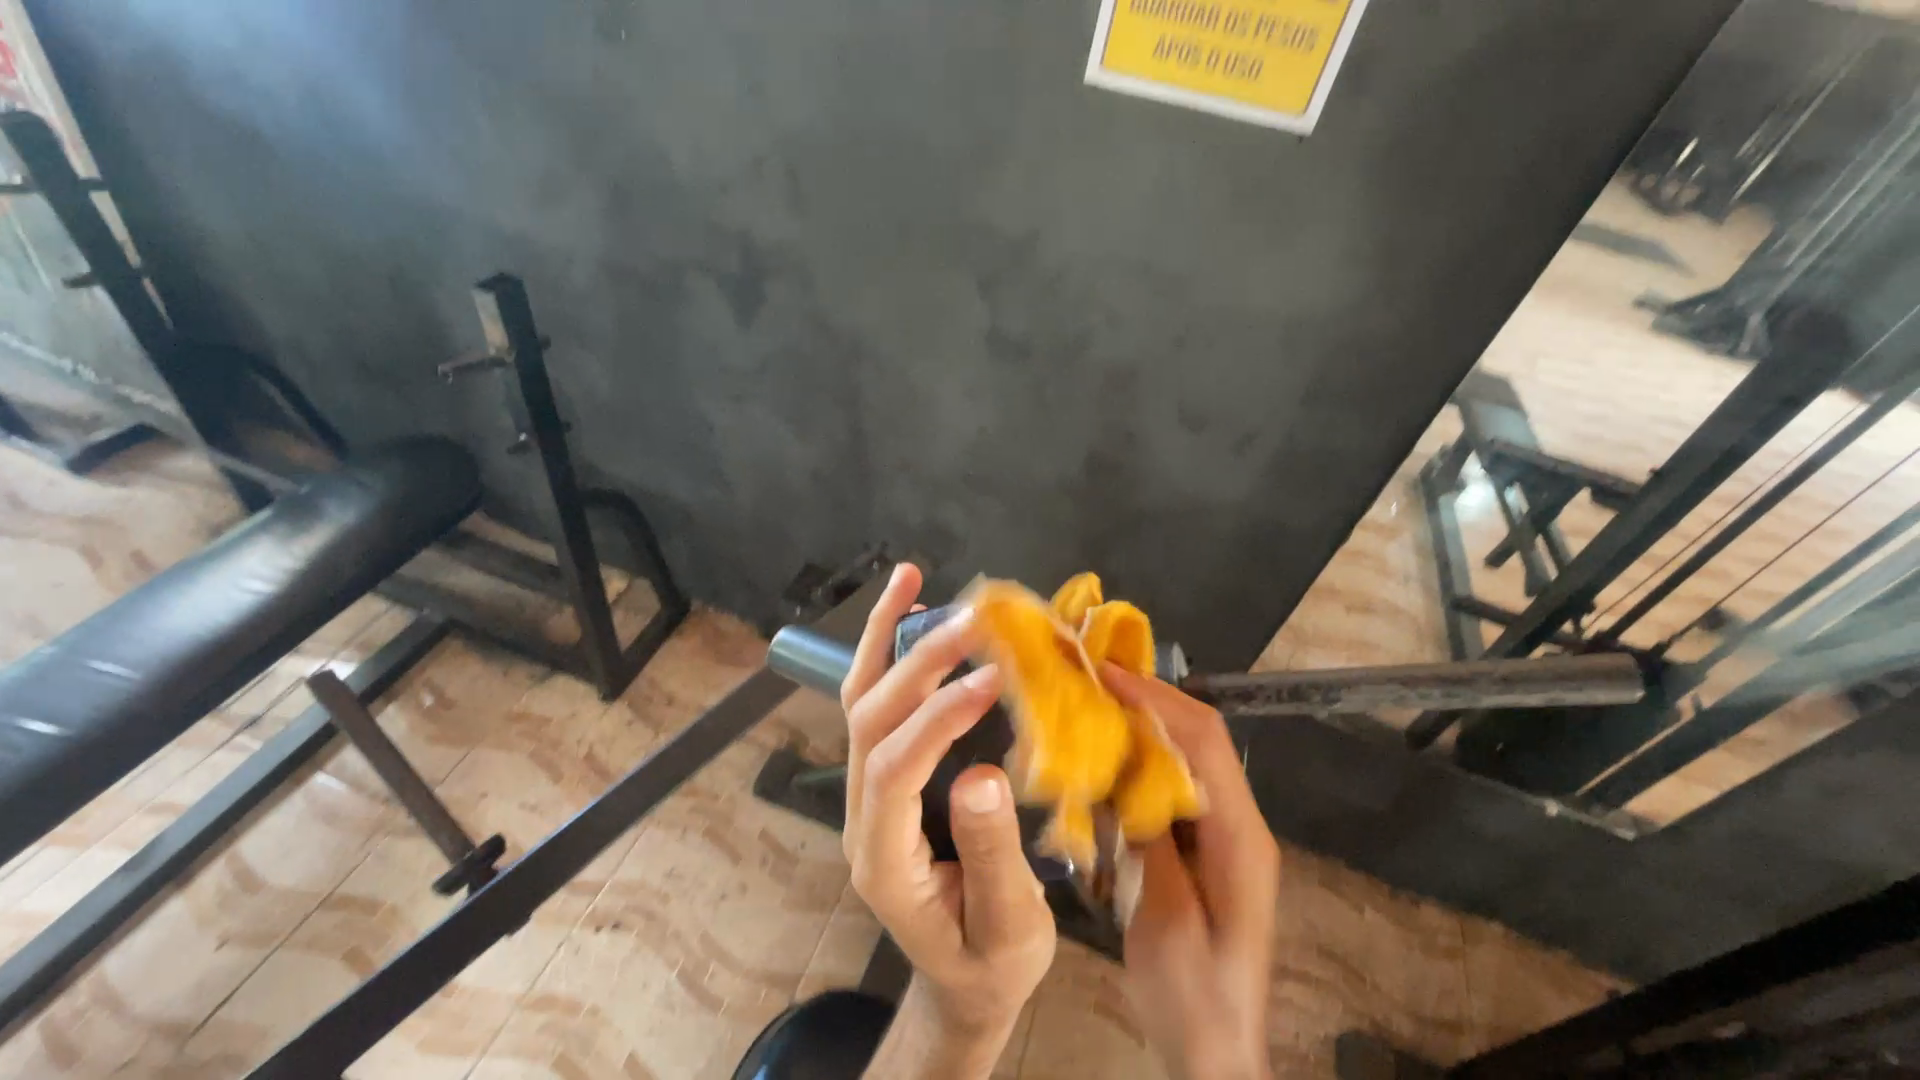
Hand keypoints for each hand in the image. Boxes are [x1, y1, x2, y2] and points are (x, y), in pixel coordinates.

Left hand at [840, 564, 1056, 1074]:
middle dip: (918, 666)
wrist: (963, 982)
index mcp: (884, 858)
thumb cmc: (990, 963)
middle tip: (973, 622)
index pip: (894, 771)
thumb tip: (983, 775)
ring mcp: (865, 793)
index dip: (938, 719)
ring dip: (885, 639)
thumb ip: (991, 859)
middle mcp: (861, 815)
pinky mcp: (884, 776)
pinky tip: (912, 613)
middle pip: (870, 723)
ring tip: (912, 579)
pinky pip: (876, 706)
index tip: (992, 681)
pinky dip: (888, 654)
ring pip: (860, 702)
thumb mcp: (1006, 927)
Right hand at [1102, 664, 1279, 1079]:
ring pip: (1185, 760)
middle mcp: (1237, 823)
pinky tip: (1102, 763)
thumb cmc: (1194, 997)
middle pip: (1198, 741)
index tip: (1104, 677)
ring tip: (1092, 706)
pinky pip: (1171, 789)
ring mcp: (1222, 835)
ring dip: (1141, 728)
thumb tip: (1123, 775)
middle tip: (1091, 681)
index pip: (1203, 744)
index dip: (1156, 702)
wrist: (1217, 1053)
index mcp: (1239, 836)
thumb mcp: (1166, 922)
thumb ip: (1149, 842)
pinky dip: (1137, 765)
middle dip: (1148, 702)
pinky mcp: (1203, 850)